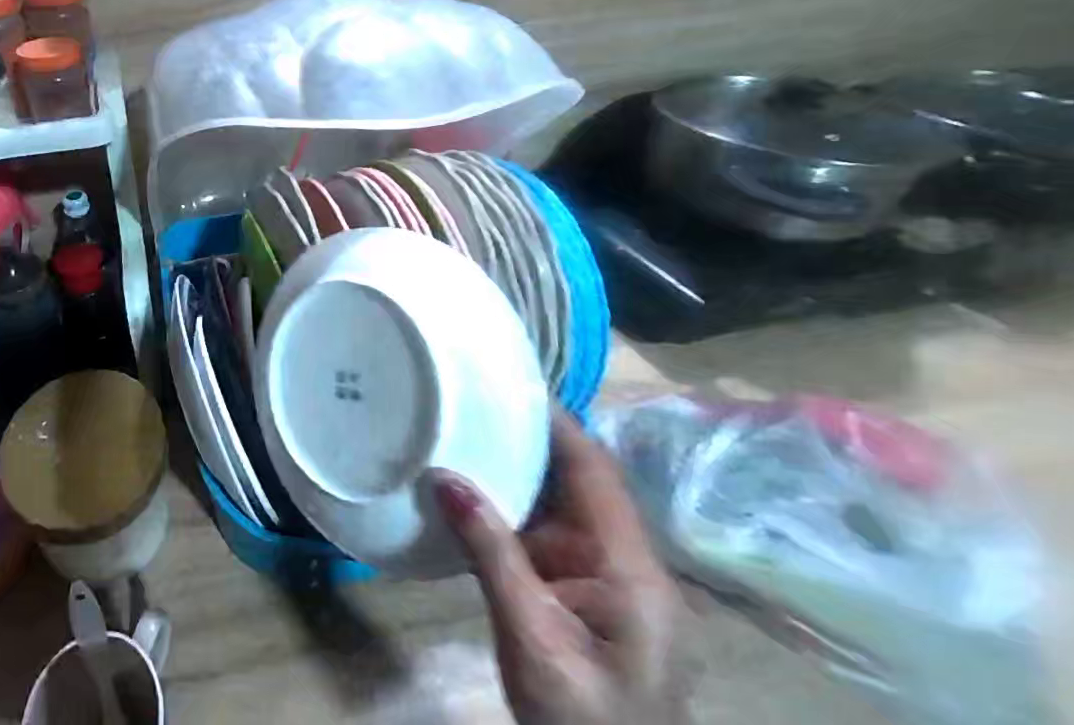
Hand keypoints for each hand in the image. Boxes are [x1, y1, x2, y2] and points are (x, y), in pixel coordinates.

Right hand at [430, 409, 691, 724]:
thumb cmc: (582, 722)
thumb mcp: (533, 641)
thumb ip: (491, 555)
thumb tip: (443, 476)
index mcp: (631, 566)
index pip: (595, 471)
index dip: (558, 423)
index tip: (510, 383)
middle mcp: (623, 559)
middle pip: (579, 479)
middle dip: (531, 437)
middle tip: (474, 398)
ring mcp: (603, 576)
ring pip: (560, 502)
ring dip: (517, 468)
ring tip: (466, 427)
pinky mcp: (581, 591)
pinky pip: (546, 531)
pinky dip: (511, 506)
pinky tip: (473, 487)